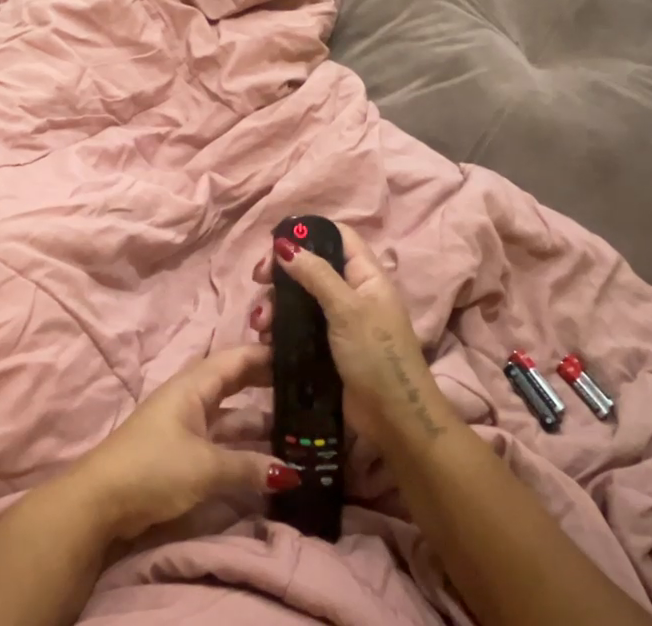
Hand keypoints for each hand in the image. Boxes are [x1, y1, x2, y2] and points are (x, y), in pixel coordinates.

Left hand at [65, 346, 298, 539]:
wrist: (100, 502)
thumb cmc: (153, 468)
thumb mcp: (206, 467)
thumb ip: (249, 467)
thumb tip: (291, 473)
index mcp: (192, 386)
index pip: (236, 359)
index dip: (267, 354)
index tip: (304, 355)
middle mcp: (191, 399)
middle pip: (235, 385)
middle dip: (268, 387)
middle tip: (309, 392)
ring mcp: (186, 427)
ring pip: (231, 418)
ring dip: (260, 425)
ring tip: (301, 433)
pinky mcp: (183, 455)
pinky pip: (222, 442)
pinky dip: (245, 449)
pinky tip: (272, 463)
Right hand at [249, 224, 451, 443]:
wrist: (393, 418)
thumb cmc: (377, 356)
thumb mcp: (347, 309)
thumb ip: (316, 274)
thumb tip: (284, 244)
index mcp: (366, 275)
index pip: (336, 237)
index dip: (306, 233)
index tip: (275, 244)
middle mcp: (351, 293)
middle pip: (309, 267)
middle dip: (280, 274)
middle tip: (258, 281)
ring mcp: (336, 322)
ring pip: (296, 299)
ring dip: (273, 306)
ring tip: (260, 325)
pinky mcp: (323, 347)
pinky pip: (295, 328)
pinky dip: (278, 330)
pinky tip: (265, 341)